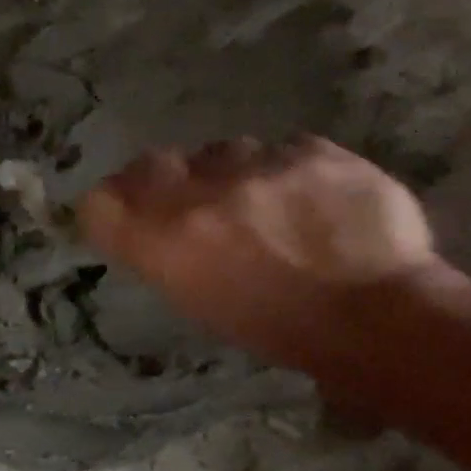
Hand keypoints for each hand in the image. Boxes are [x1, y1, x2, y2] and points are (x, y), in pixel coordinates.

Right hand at [78, 135, 437, 365]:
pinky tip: (311, 197)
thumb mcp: (186, 294)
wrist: (372, 316)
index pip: (98, 199)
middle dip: (165, 178)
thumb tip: (145, 221)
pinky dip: (289, 167)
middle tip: (195, 200)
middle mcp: (189, 195)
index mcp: (151, 239)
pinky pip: (283, 148)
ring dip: (231, 171)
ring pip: (220, 151)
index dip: (113, 203)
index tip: (128, 213)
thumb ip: (156, 248)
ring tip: (264, 199)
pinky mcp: (310, 152)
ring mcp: (251, 168)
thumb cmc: (266, 322)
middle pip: (151, 163)